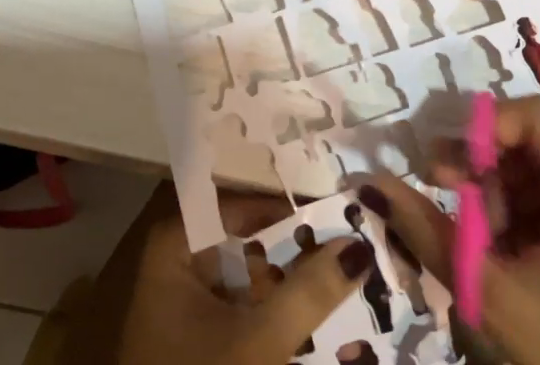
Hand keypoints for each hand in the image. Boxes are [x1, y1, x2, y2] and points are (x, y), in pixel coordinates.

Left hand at [66, 185, 379, 364]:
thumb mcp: (256, 340)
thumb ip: (309, 292)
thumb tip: (361, 244)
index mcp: (178, 239)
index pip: (248, 198)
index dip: (296, 199)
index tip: (347, 202)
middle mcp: (180, 254)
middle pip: (253, 234)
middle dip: (303, 241)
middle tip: (360, 234)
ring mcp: (188, 292)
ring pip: (254, 269)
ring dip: (296, 275)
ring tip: (352, 266)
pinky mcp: (197, 326)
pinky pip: (247, 301)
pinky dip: (279, 306)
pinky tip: (320, 310)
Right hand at [361, 96, 539, 364]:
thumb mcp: (499, 300)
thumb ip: (431, 233)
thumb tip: (372, 182)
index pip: (537, 117)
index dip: (479, 129)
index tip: (436, 167)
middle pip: (539, 141)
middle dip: (482, 162)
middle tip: (435, 187)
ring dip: (496, 192)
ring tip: (465, 232)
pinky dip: (519, 216)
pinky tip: (496, 249)